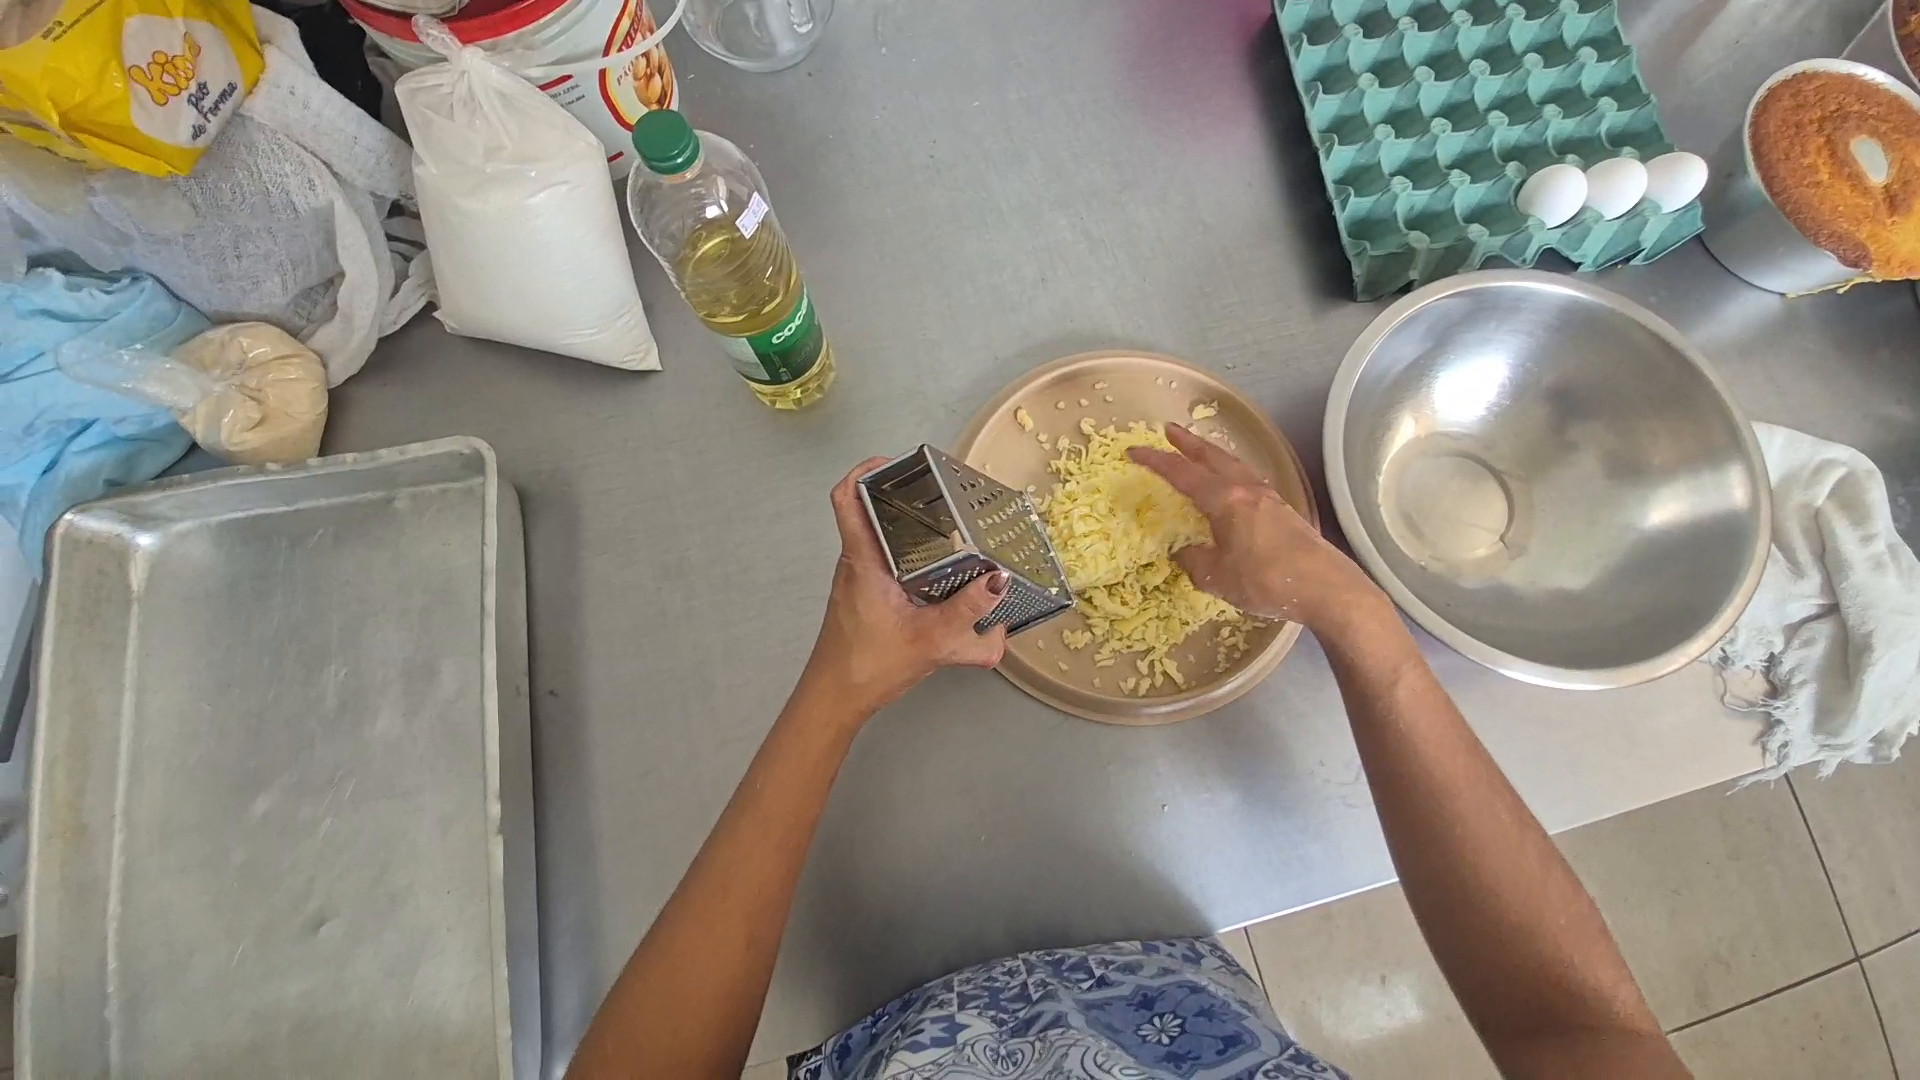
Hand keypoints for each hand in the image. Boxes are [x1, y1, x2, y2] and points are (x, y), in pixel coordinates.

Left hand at [798, 457, 1010, 718]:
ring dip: (910, 529)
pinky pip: (889, 564)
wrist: (835, 701)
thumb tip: (998, 581)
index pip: (847, 499)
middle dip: (903, 496)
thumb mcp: (929, 639)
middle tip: (939, 492)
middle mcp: (857, 564)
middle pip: (870, 511)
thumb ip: (968, 611)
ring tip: (949, 526)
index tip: (894, 461)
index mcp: (863, 561)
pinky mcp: (867, 598)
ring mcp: (860, 581)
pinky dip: (914, 559)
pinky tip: (944, 575)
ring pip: (882, 540)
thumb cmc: (867, 667)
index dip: (865, 471)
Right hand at [1127, 425, 1381, 630]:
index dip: (1155, 461)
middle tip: (1170, 430)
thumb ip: (1193, 561)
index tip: (1134, 451)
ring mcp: (1269, 499)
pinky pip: (1249, 481)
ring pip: (1234, 466)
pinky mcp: (1283, 512)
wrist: (1324, 588)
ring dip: (1213, 455)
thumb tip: (1184, 552)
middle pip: (1213, 457)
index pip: (1182, 473)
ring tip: (1199, 452)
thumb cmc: (1265, 580)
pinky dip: (1232, 473)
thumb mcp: (1215, 577)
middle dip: (1189, 443)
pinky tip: (1231, 484)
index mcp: (1225, 499)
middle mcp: (1247, 491)